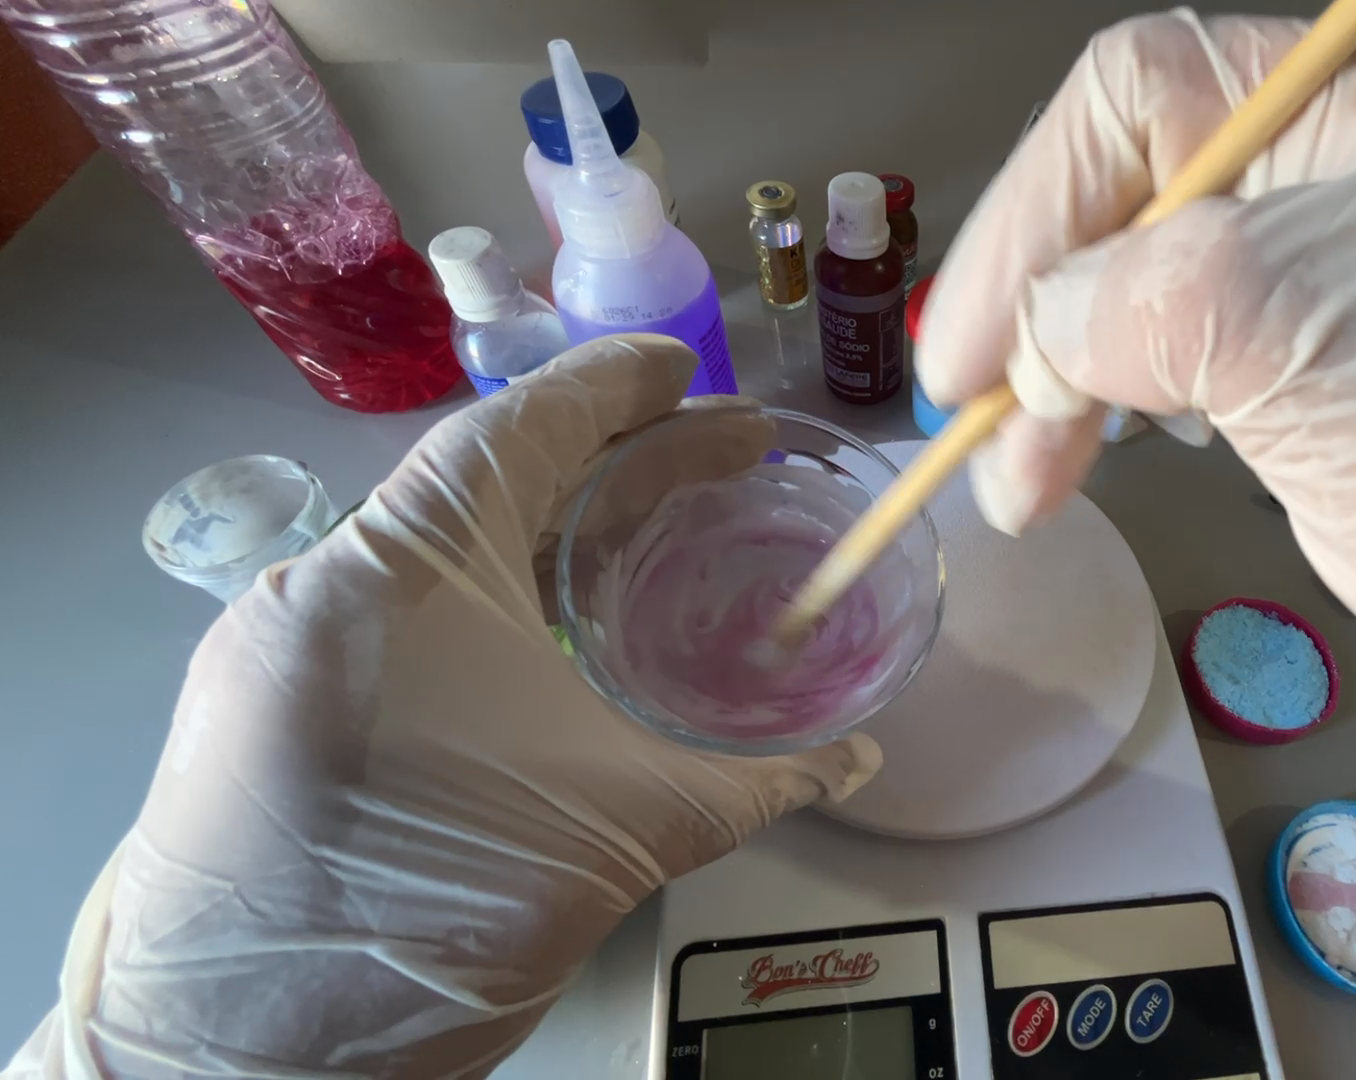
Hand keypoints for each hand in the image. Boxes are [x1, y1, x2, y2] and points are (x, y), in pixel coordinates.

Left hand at [7, 337, 878, 1076]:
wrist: (250, 1072)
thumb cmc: (425, 922)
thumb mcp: (616, 831)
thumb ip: (755, 781)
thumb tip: (858, 761)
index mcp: (400, 583)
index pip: (512, 437)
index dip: (606, 387)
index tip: (687, 368)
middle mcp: (357, 588)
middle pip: (518, 479)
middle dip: (637, 451)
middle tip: (740, 441)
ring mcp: (338, 638)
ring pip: (493, 538)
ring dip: (598, 512)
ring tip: (699, 497)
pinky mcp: (342, 687)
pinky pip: (467, 595)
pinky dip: (552, 574)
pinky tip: (617, 588)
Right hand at [919, 7, 1355, 903]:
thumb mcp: (1336, 353)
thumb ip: (1158, 305)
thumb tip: (1036, 329)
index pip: (1144, 104)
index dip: (1028, 221)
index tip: (961, 357)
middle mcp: (1344, 164)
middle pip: (1123, 208)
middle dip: (1036, 327)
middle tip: (979, 438)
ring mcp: (1317, 268)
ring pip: (1128, 296)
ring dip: (1056, 392)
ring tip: (1021, 487)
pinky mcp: (1297, 360)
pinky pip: (1162, 362)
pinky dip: (1103, 416)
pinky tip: (1079, 460)